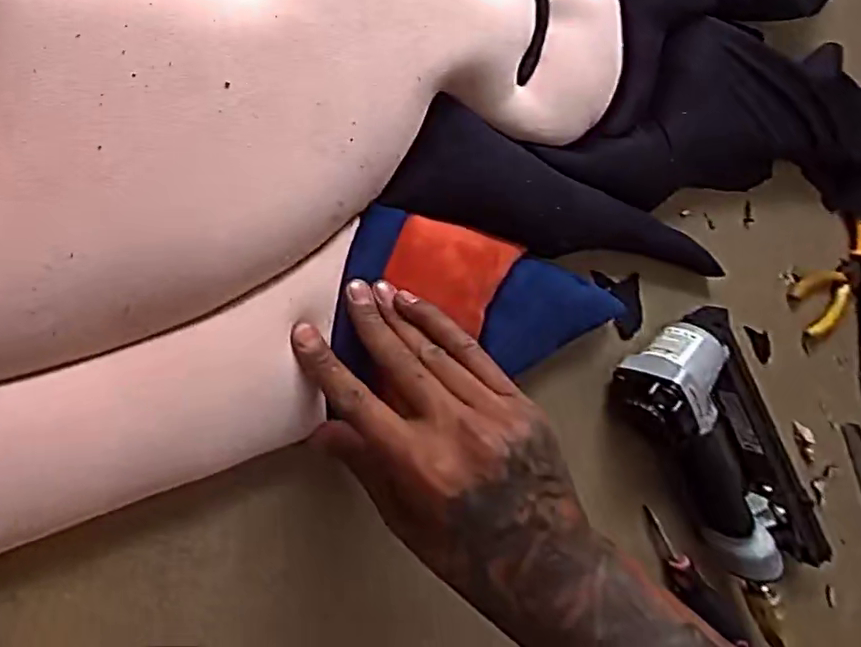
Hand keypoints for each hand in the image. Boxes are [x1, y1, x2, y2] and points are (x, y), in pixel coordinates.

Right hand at [291, 279, 728, 646]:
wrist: (557, 571)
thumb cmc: (470, 554)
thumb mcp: (403, 519)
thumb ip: (363, 464)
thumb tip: (318, 430)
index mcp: (419, 465)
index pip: (358, 401)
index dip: (325, 365)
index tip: (304, 334)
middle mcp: (454, 432)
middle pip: (398, 362)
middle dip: (369, 322)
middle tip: (351, 290)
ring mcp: (491, 415)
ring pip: (433, 352)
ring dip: (401, 317)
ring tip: (378, 289)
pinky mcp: (520, 406)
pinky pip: (473, 354)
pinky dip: (442, 326)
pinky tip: (418, 306)